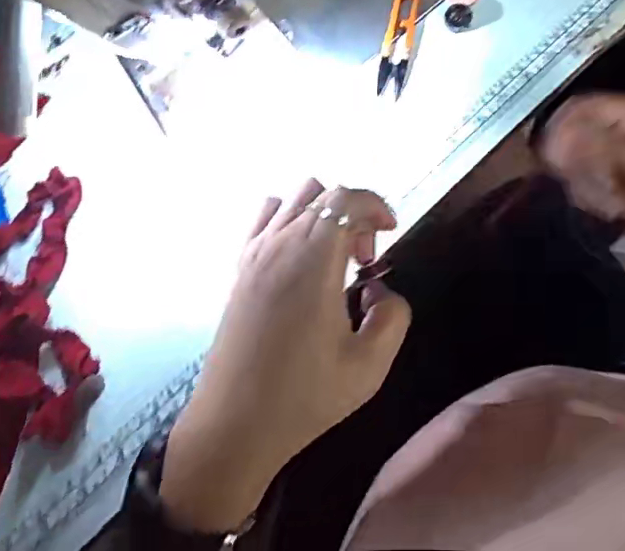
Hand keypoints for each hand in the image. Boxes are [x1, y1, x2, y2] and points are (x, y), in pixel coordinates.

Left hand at [161, 180, 411, 532]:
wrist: (231, 430)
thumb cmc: (303, 398)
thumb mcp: (370, 366)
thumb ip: (393, 315)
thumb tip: (378, 289)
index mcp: (313, 260)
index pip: (347, 198)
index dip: (377, 205)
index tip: (391, 233)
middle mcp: (280, 245)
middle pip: (325, 193)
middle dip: (355, 215)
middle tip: (364, 260)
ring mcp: (254, 254)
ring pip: (295, 197)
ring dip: (324, 212)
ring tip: (334, 255)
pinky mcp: (239, 270)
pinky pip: (266, 216)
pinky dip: (291, 218)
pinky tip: (300, 257)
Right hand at [538, 93, 624, 275]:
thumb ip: (605, 148)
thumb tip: (556, 138)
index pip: (582, 107)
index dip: (563, 126)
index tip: (552, 156)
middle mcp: (619, 131)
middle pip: (574, 136)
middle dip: (577, 163)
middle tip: (597, 186)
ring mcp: (614, 160)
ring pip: (575, 165)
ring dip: (588, 185)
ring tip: (614, 201)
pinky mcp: (613, 188)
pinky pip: (586, 188)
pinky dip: (595, 200)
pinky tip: (616, 210)